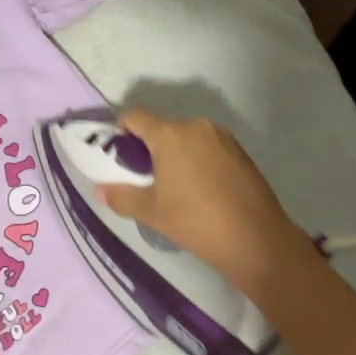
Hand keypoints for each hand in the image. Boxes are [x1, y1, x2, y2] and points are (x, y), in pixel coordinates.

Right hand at [98, 108, 321, 296]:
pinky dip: (198, 159)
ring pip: (186, 137)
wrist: (256, 238)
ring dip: (176, 153)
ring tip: (176, 187)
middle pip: (162, 126)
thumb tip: (99, 189)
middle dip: (150, 147)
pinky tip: (202, 190)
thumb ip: (122, 196)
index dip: (122, 132)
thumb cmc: (196, 221)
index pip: (135, 116)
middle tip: (146, 178)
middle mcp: (195, 125)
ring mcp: (221, 136)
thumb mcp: (152, 212)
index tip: (120, 157)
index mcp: (169, 134)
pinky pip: (208, 146)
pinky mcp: (239, 150)